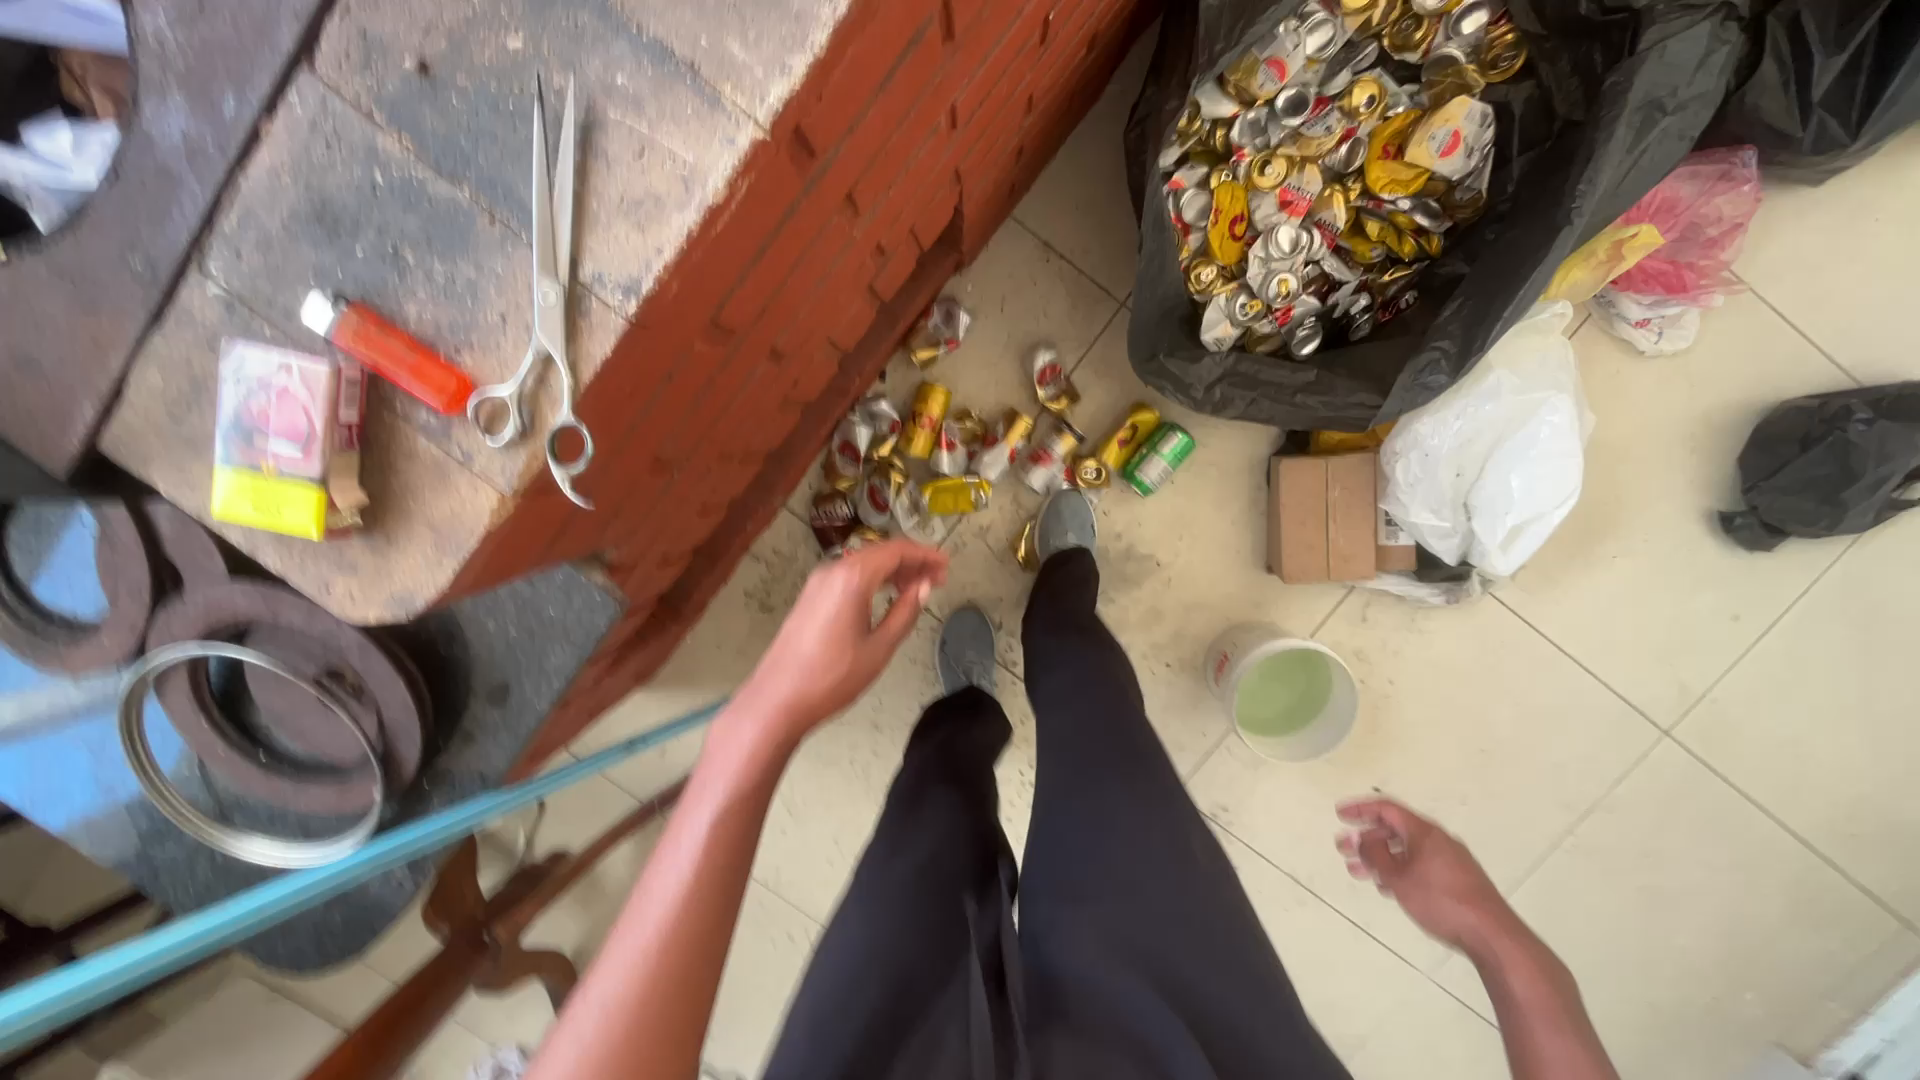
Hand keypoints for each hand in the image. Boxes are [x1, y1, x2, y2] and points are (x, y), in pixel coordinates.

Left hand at [730, 538, 948, 747]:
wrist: (778, 699)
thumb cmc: (834, 676)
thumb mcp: (880, 647)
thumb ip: (905, 611)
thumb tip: (924, 586)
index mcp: (852, 577)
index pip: (896, 550)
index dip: (925, 554)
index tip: (946, 564)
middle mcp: (833, 570)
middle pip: (880, 553)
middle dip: (911, 562)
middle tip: (938, 579)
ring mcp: (818, 583)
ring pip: (864, 564)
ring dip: (893, 571)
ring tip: (918, 589)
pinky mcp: (811, 597)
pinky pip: (849, 577)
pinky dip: (873, 580)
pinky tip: (887, 597)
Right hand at [1335, 797, 1519, 957]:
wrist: (1492, 934)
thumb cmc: (1441, 900)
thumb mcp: (1399, 877)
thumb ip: (1375, 855)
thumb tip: (1360, 839)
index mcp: (1424, 832)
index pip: (1386, 809)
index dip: (1360, 809)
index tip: (1340, 815)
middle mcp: (1437, 840)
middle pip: (1395, 830)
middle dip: (1366, 839)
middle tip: (1344, 849)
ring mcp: (1449, 860)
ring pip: (1405, 850)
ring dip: (1379, 858)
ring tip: (1358, 872)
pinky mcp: (1455, 880)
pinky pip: (1418, 865)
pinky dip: (1398, 870)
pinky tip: (1386, 886)